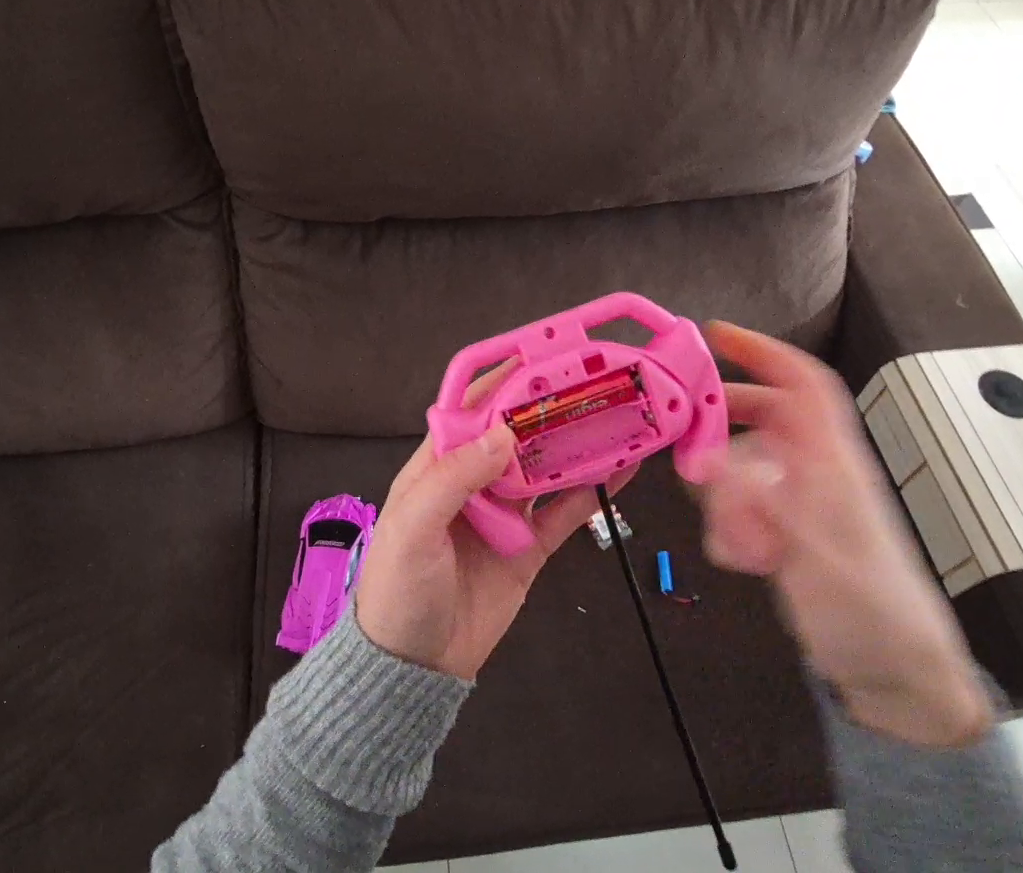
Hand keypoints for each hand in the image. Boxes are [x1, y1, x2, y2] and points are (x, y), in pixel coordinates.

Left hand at [357, 367, 635, 680]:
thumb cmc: (400, 588)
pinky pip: (566, 511)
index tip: (544, 358)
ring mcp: (506, 513)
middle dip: (552, 408)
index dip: (505, 383)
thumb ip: (454, 478)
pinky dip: (594, 491)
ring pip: (548, 467)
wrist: (415, 664)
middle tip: (595, 383)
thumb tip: (503, 433)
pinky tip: (623, 470)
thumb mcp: (413, 527)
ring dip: (579, 444)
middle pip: (518, 434)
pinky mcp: (531, 547)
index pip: (473, 411)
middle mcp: (474, 480)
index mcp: (437, 466)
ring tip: (619, 416)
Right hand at [695, 321, 992, 746]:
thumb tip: (710, 459)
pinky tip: (745, 561)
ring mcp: (797, 503)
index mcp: (835, 464)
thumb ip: (762, 504)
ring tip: (739, 544)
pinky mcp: (783, 533)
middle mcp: (814, 472)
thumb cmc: (871, 612)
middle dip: (723, 423)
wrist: (897, 673)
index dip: (764, 352)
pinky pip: (739, 509)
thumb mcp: (817, 556)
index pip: (804, 386)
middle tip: (685, 438)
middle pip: (762, 418)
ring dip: (724, 497)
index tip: (716, 336)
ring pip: (742, 467)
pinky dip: (729, 529)